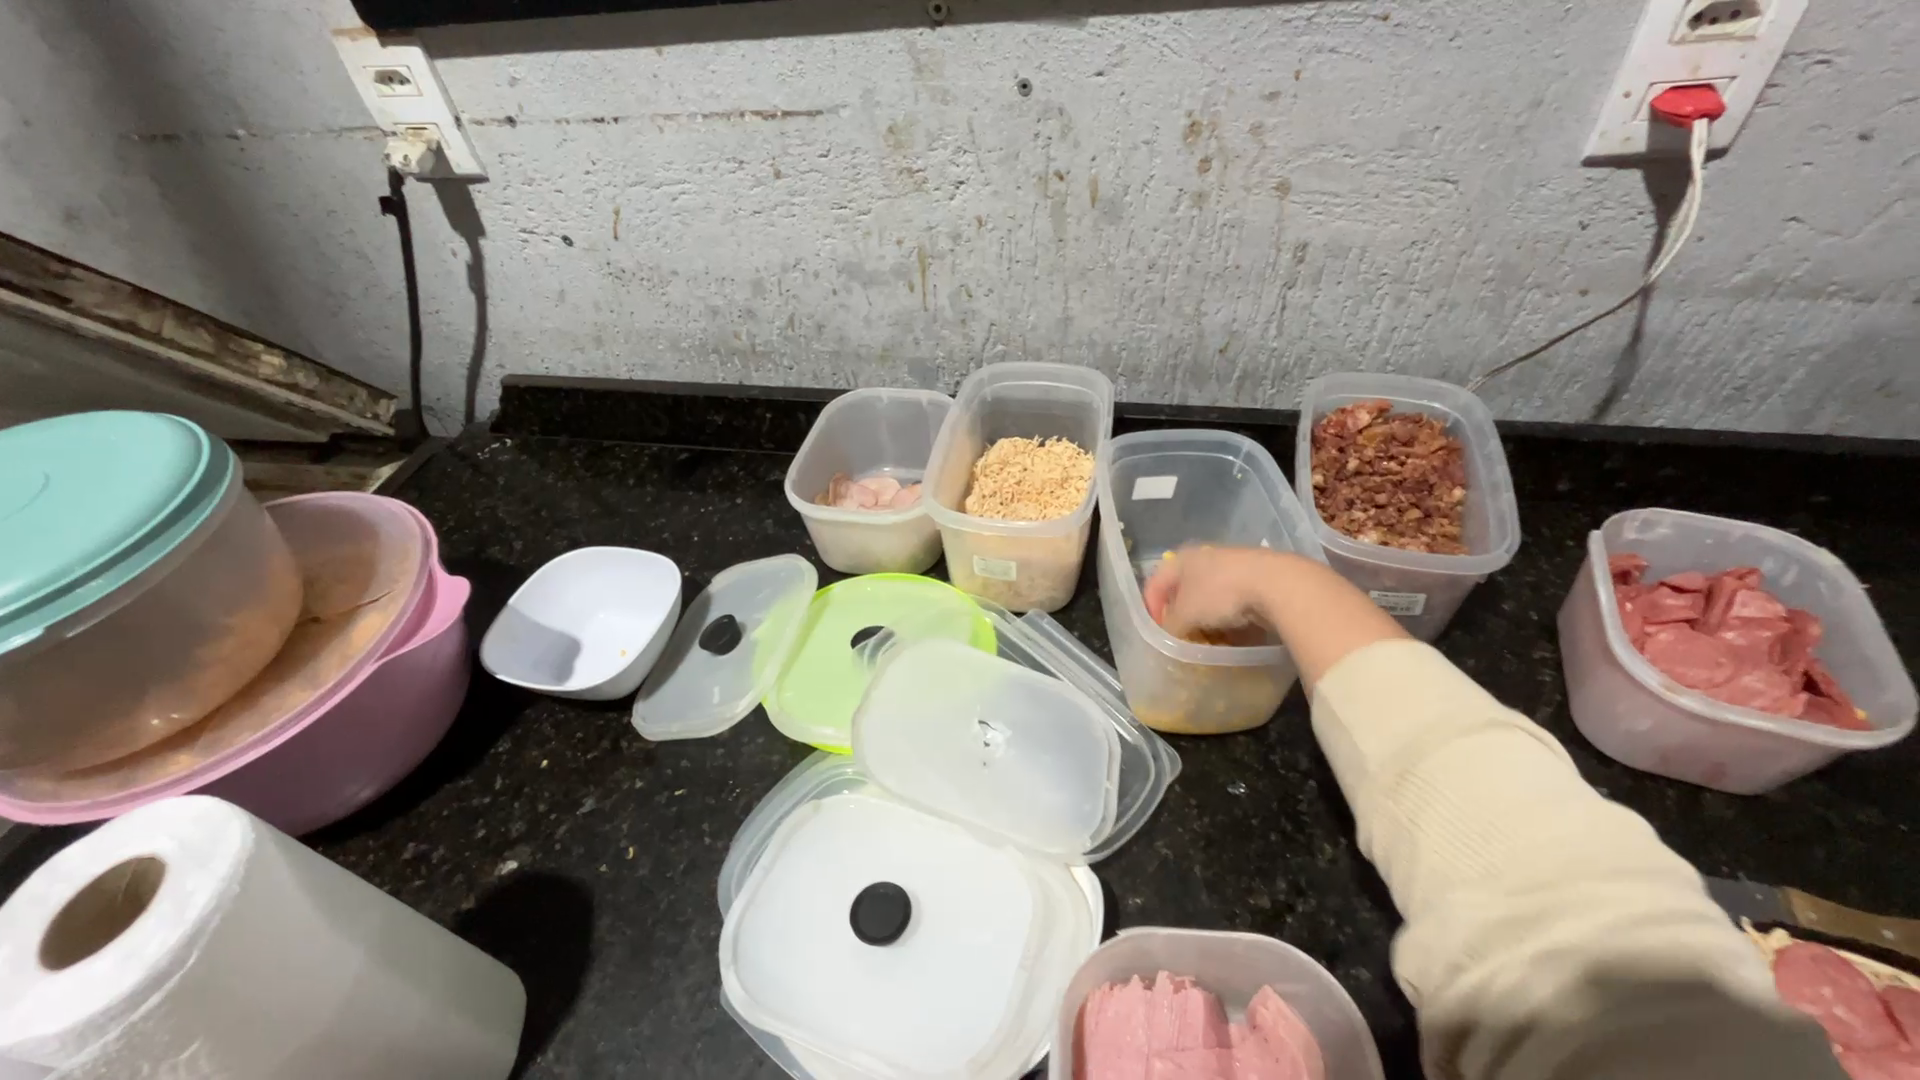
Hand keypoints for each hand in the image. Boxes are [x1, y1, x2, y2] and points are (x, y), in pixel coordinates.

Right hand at [1141, 546, 1289, 639]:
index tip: (1158, 632)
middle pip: (1182, 591)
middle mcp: (1203, 557)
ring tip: (1209, 640)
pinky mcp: (1253, 578)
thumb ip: (1170, 625)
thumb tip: (1167, 634)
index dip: (1151, 609)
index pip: (1155, 584)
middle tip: (1181, 638)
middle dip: (1180, 616)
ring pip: (1208, 597)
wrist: (1276, 583)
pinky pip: (1232, 602)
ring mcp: (1230, 566)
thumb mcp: (1185, 614)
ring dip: (1205, 619)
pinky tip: (1233, 633)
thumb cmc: (1220, 593)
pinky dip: (1228, 618)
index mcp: (1181, 559)